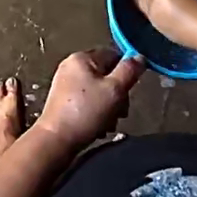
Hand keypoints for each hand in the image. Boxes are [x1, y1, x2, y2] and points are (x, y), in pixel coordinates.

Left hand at [30, 48, 145, 152]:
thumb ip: (129, 70)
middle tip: (119, 112)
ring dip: (109, 108)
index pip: (113, 55)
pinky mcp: (63, 102)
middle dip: (117, 96)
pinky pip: (87, 102)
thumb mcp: (115, 89)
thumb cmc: (86, 112)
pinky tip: (97, 127)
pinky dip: (96, 114)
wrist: (57, 141)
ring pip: (99, 92)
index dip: (126, 72)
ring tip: (107, 124)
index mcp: (81, 58)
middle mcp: (71, 67)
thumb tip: (139, 56)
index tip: (128, 91)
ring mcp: (65, 84)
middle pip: (107, 75)